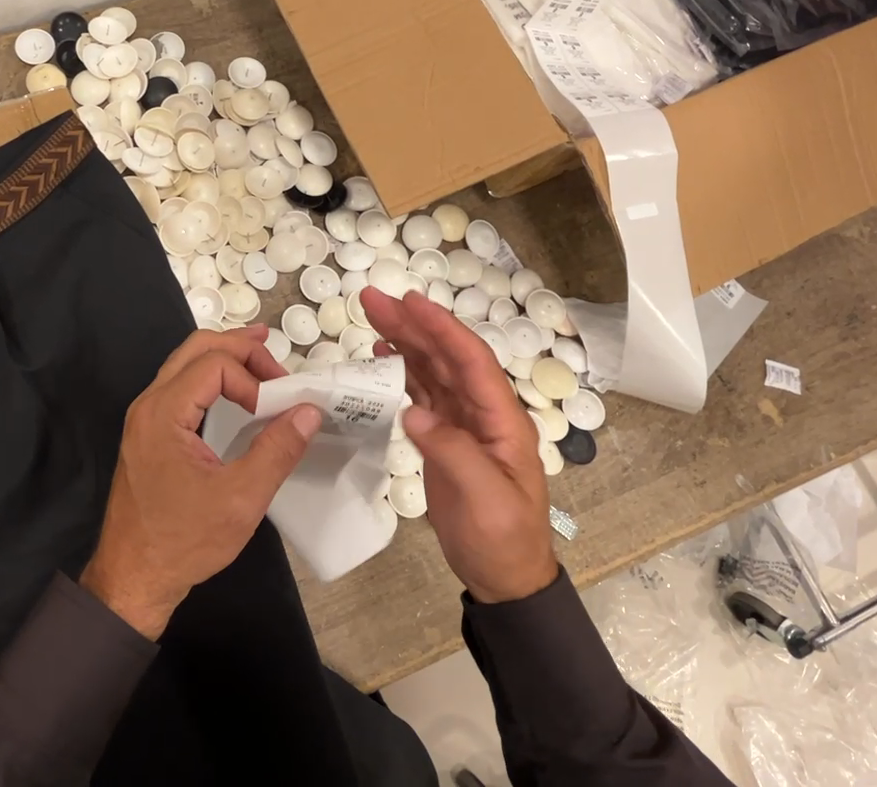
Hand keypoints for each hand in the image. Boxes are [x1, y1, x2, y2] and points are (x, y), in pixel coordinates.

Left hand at [81, 326, 321, 638]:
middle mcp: (148, 405)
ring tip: (261, 357)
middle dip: (239, 348)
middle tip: (277, 362)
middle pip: (195, 349)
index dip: (253, 378)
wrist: (133, 578)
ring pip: (185, 364)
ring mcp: (144, 419)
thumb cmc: (183, 542)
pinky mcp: (148, 434)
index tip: (278, 411)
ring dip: (225, 357)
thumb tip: (309, 411)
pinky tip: (234, 390)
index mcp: (163, 413)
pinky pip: (180, 387)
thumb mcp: (240, 499)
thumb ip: (277, 450)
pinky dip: (211, 378)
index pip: (215, 365)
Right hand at [361, 287, 559, 603]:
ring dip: (405, 342)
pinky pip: (422, 394)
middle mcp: (483, 412)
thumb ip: (451, 450)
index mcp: (502, 420)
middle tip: (374, 300)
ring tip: (373, 317)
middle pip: (447, 357)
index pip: (472, 362)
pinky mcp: (444, 438)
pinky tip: (384, 357)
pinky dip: (402, 372)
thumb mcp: (485, 498)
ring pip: (432, 371)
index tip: (410, 302)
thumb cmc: (503, 538)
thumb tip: (411, 410)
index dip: (442, 329)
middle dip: (414, 325)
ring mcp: (462, 424)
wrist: (503, 575)